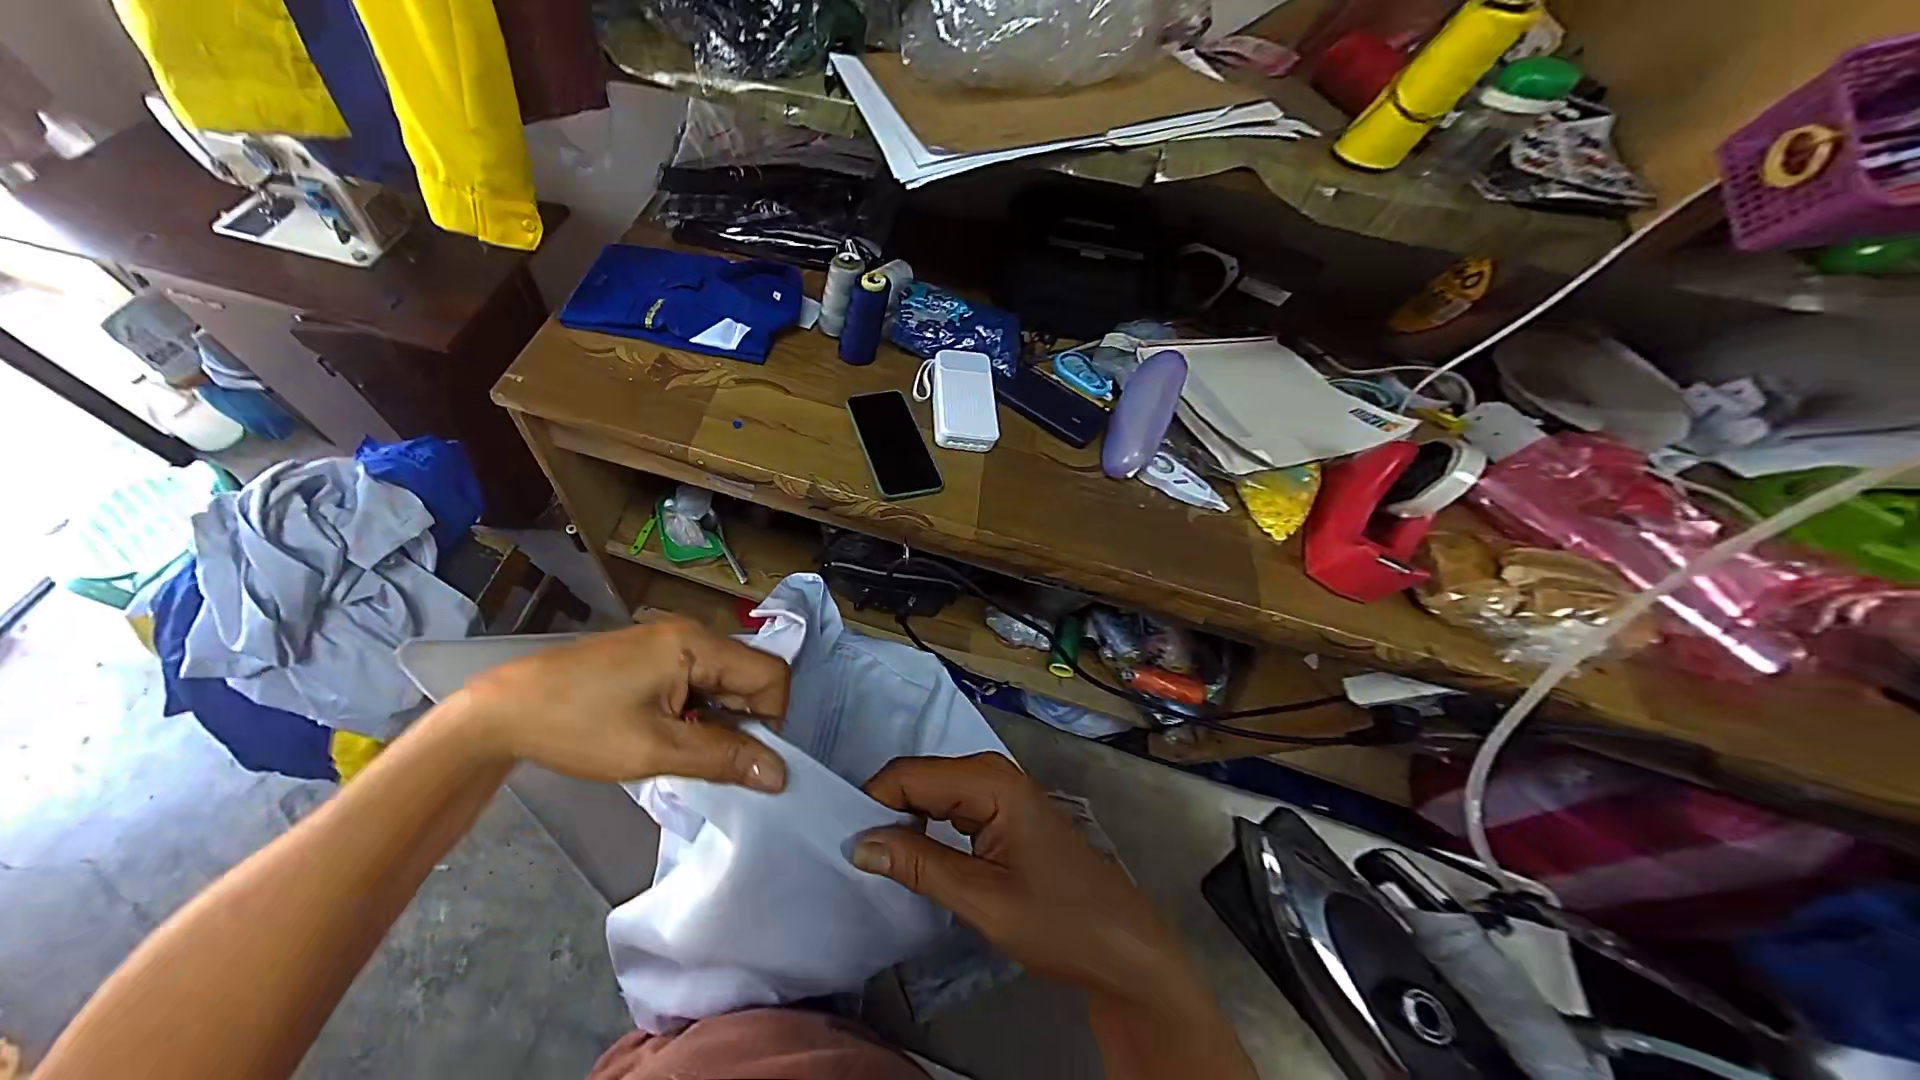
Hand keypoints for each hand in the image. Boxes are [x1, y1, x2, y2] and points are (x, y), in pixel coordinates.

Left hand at [446, 615, 790, 789]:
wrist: (501, 713)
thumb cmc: (578, 726)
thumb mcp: (655, 749)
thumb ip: (723, 758)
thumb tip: (780, 776)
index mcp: (698, 644)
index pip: (771, 675)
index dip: (770, 720)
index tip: (743, 757)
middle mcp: (692, 634)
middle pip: (749, 677)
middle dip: (741, 722)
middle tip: (706, 758)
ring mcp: (672, 643)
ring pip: (726, 683)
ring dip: (718, 720)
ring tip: (682, 748)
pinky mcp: (656, 657)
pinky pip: (701, 683)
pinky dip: (698, 713)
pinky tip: (668, 734)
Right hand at [850, 753, 1199, 1007]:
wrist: (1121, 944)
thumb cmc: (1059, 920)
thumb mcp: (983, 898)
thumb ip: (919, 865)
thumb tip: (858, 842)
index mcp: (990, 781)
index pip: (909, 775)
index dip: (872, 803)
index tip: (845, 844)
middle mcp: (992, 773)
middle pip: (918, 779)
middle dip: (884, 811)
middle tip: (856, 855)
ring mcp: (999, 791)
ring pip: (931, 793)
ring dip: (903, 821)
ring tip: (877, 859)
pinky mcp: (1001, 812)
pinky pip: (949, 807)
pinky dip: (925, 827)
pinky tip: (913, 855)